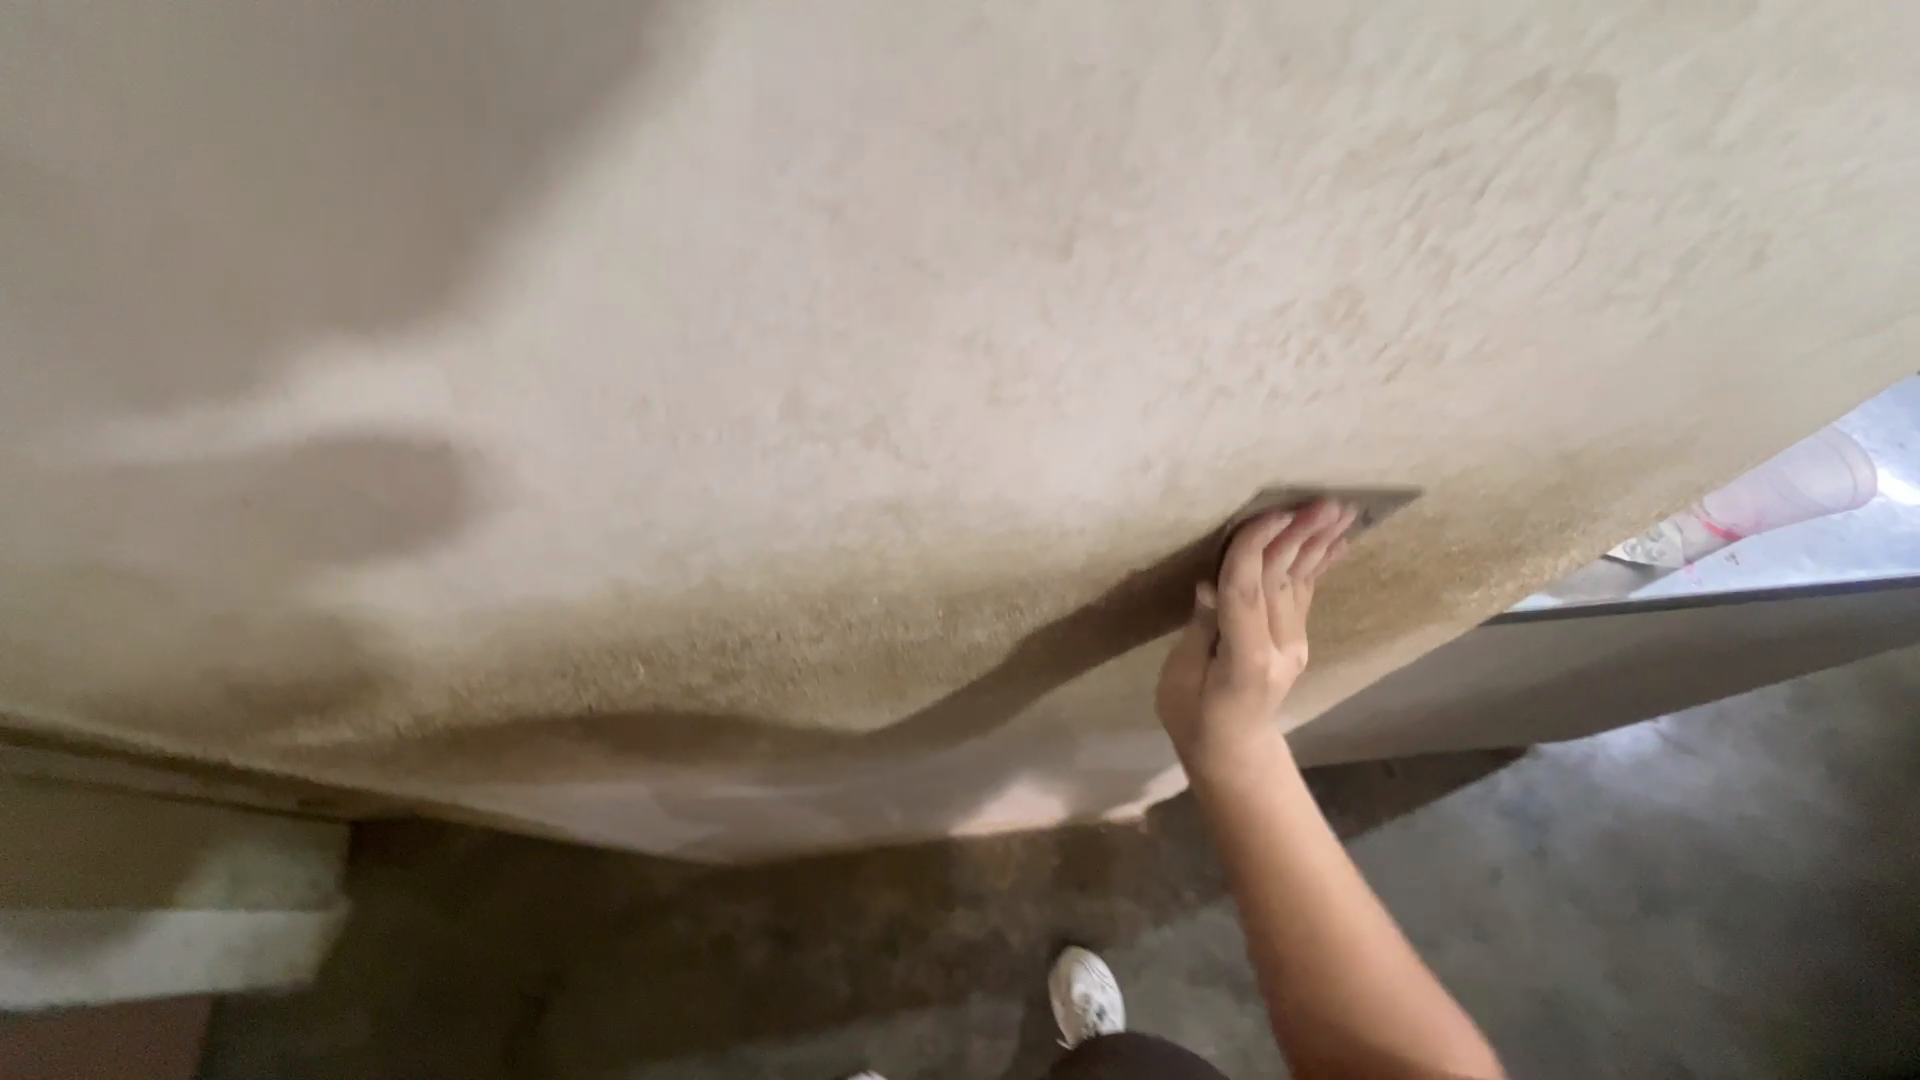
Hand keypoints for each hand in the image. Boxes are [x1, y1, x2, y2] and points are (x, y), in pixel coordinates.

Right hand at [1155, 500, 1356, 767]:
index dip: (1254, 551)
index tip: (1268, 513)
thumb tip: (1209, 586)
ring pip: (1300, 583)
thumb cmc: (1192, 717)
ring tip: (1343, 511)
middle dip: (1300, 537)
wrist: (1232, 752)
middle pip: (1282, 582)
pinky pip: (1305, 594)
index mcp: (1242, 660)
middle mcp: (1277, 649)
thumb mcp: (1180, 679)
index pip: (1245, 594)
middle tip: (1325, 501)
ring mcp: (1293, 645)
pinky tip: (1336, 541)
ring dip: (1319, 543)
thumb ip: (1199, 632)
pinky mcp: (1296, 642)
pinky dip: (1319, 564)